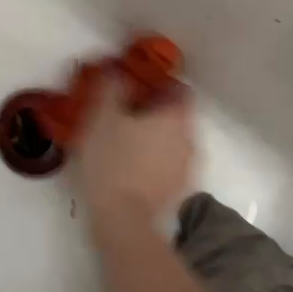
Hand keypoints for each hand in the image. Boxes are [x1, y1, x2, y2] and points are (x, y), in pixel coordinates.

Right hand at [72, 69, 194, 224]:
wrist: (124, 219)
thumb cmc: (113, 160)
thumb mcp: (102, 117)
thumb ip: (112, 89)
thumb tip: (117, 72)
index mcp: (176, 118)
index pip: (180, 90)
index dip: (160, 83)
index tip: (137, 83)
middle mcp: (190, 140)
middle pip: (177, 116)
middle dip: (154, 110)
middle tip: (124, 109)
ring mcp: (188, 168)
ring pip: (173, 140)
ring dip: (154, 135)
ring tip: (124, 137)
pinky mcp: (179, 190)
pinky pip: (168, 162)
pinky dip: (154, 157)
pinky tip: (130, 162)